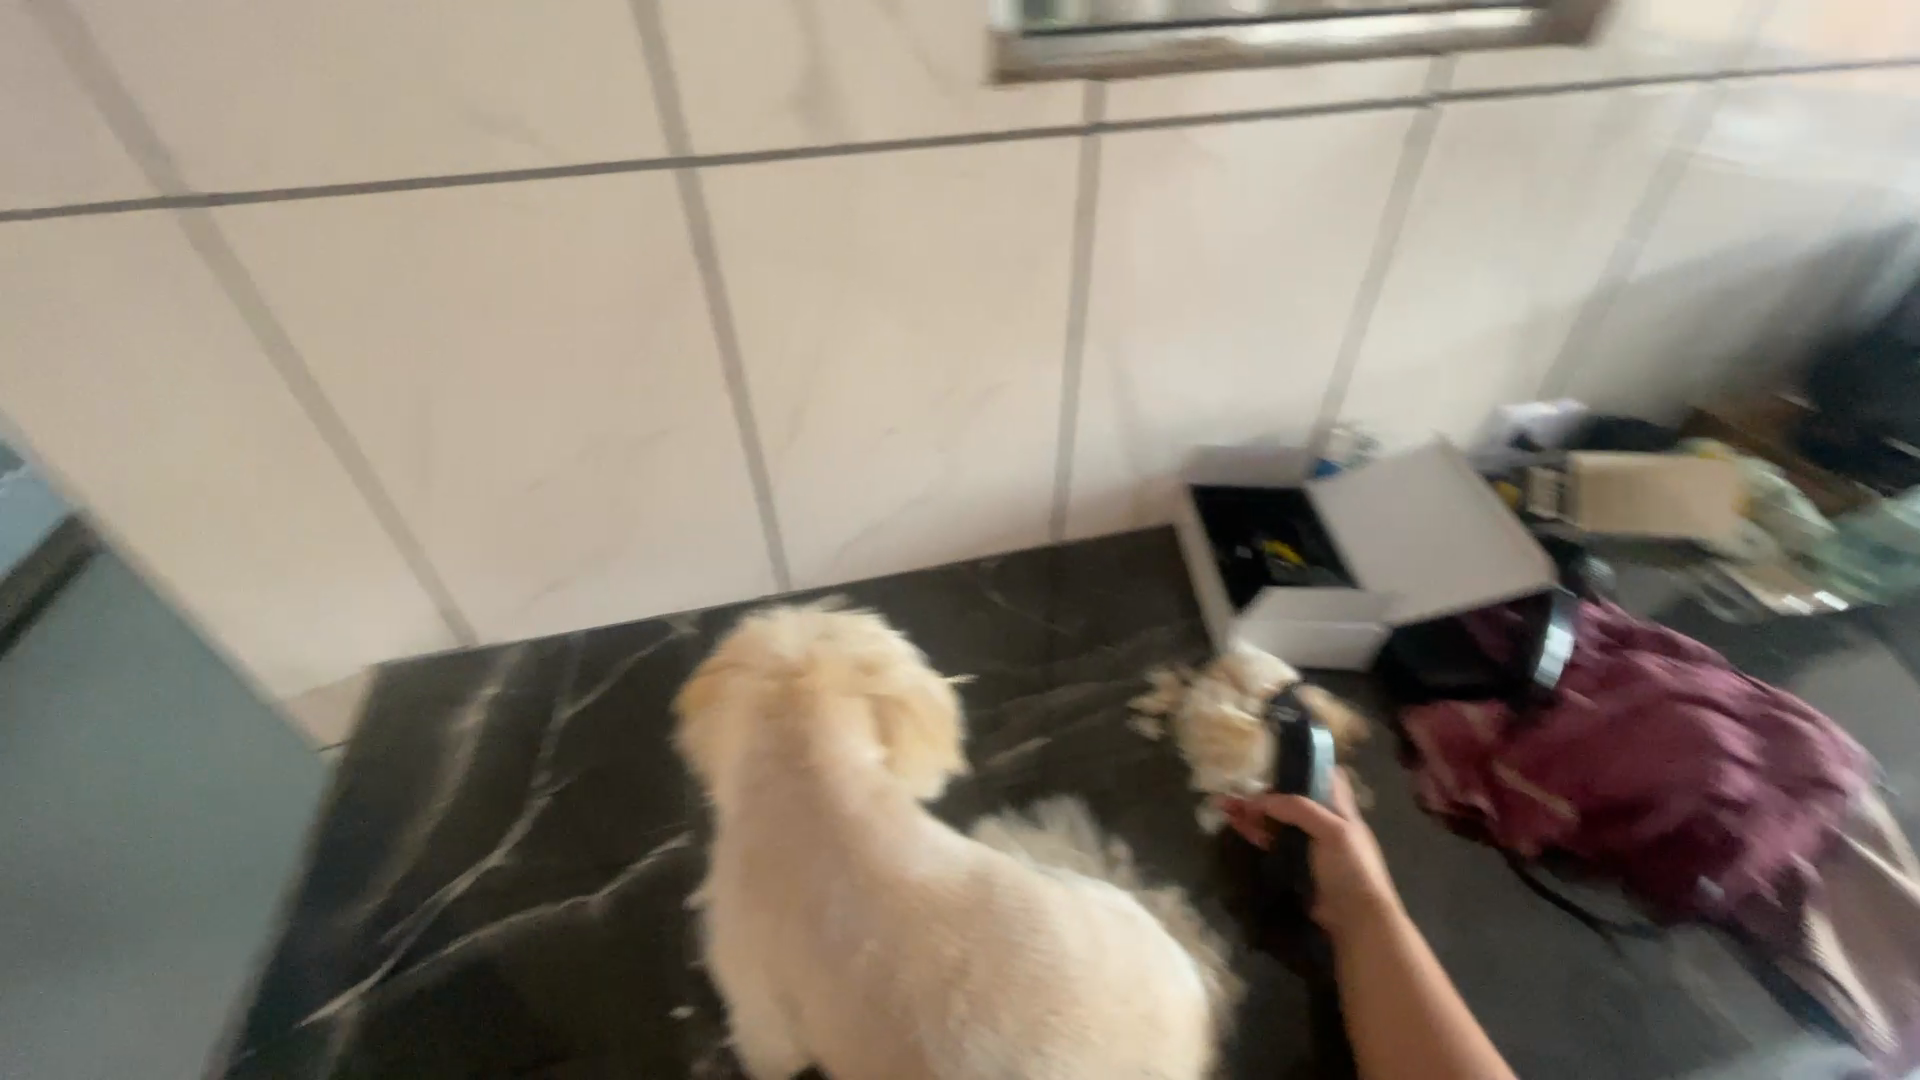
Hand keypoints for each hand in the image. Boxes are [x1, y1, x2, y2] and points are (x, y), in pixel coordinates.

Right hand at [1219, 772, 1401, 941]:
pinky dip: (1252, 830)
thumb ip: (1298, 809)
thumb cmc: (1352, 867)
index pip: (1323, 777)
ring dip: (1251, 810)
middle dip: (1263, 790)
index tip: (1276, 760)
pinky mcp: (1293, 862)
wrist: (1356, 919)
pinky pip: (1269, 840)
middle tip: (1235, 787)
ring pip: (1274, 818)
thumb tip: (1259, 800)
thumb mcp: (1332, 830)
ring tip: (1224, 804)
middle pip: (1289, 798)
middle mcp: (1321, 820)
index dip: (1302, 766)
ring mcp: (1306, 842)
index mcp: (1338, 807)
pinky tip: (1234, 823)